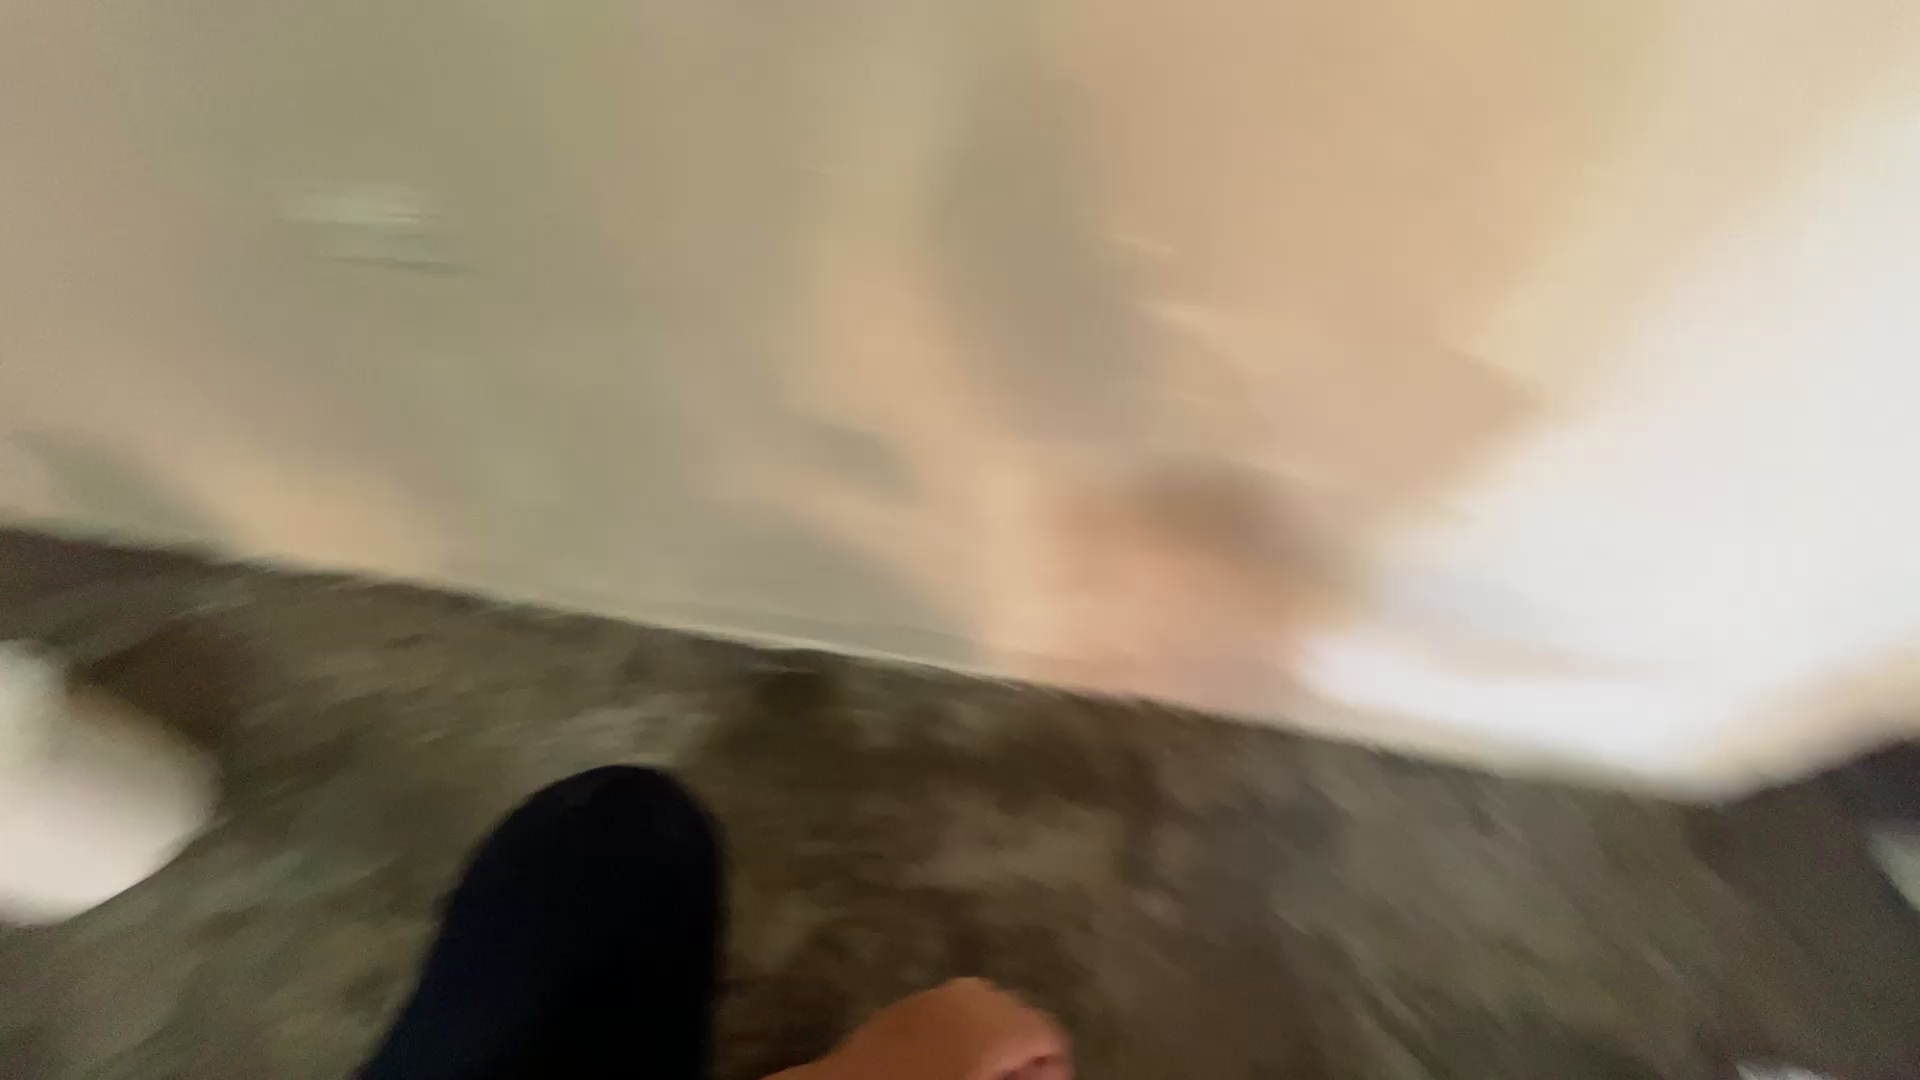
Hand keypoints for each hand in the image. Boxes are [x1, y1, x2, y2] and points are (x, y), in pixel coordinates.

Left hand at [785, 978, 1070, 1079]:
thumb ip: (1021, 1078)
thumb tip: (1044, 1074)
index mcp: (992, 1021)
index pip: (1048, 1031)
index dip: (1053, 1069)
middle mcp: (968, 994)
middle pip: (1019, 1013)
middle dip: (1024, 1053)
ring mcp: (935, 993)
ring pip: (986, 1007)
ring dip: (994, 1042)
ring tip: (983, 1076)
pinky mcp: (908, 1003)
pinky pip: (955, 1010)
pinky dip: (965, 1033)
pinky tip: (952, 1065)